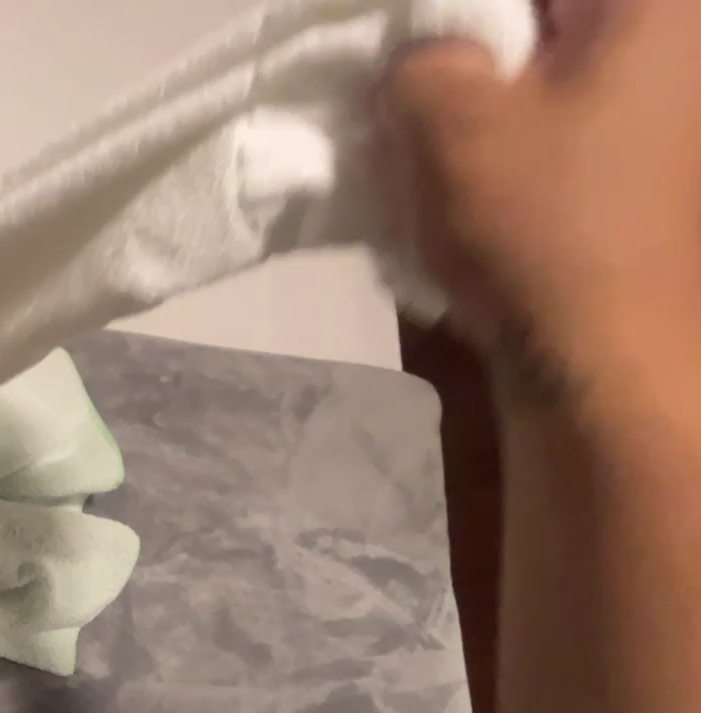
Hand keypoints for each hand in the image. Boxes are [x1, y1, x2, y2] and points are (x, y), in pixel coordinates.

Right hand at [375, 0, 700, 401]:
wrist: (592, 333)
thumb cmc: (534, 221)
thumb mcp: (452, 132)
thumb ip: (419, 68)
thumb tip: (411, 57)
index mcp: (647, 8)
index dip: (441, 14)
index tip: (395, 46)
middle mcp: (666, 35)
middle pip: (527, 19)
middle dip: (451, 49)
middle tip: (392, 93)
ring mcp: (650, 94)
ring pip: (526, 66)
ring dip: (460, 94)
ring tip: (410, 137)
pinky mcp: (621, 146)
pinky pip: (535, 110)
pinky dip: (480, 130)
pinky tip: (444, 169)